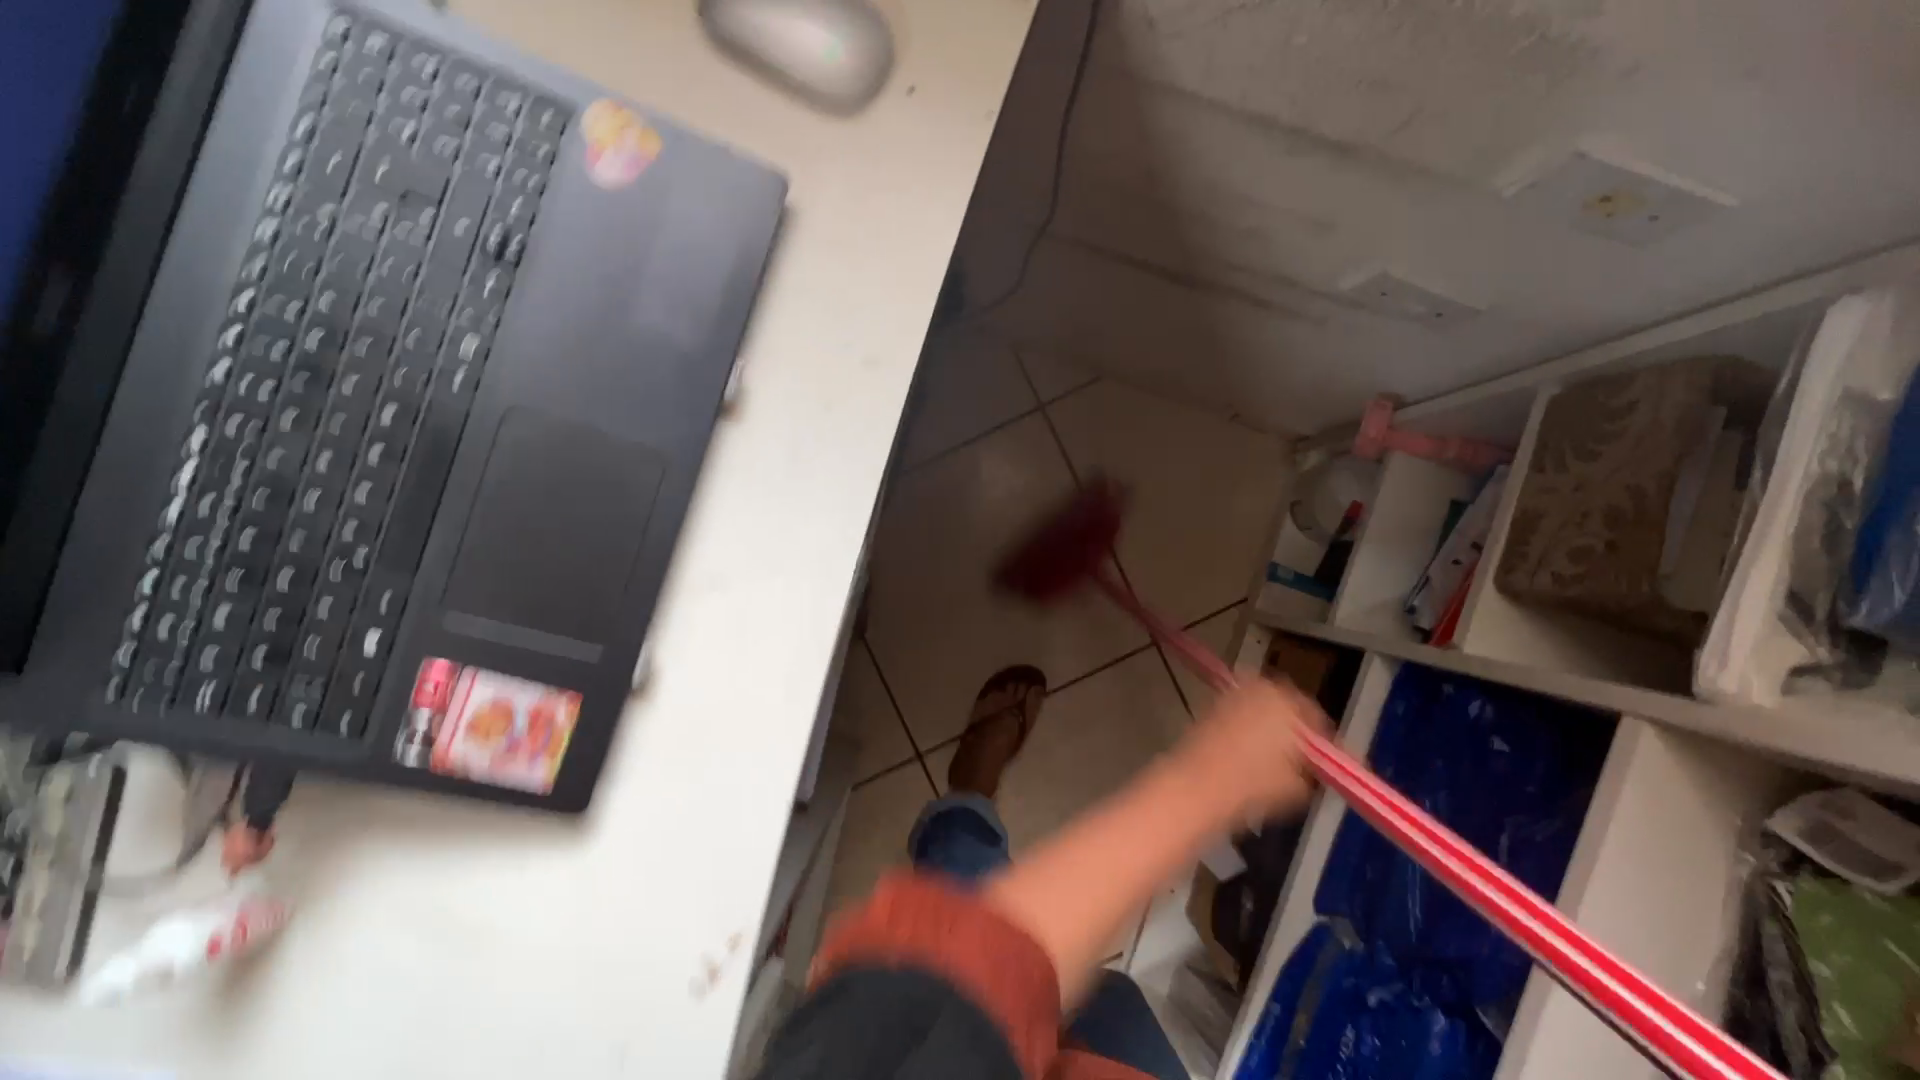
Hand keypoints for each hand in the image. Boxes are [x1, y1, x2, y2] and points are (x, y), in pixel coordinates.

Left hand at [1175, 679, 1326, 821]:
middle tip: (1302, 759)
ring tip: (1275, 759)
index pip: (1317, 717)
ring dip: (1271, 728)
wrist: (1195, 784)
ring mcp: (1232, 694)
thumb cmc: (1253, 783)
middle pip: (1288, 707)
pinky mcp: (1210, 706)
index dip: (1325, 742)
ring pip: (1262, 710)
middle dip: (1296, 730)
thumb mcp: (1299, 785)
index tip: (1330, 762)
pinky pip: (1240, 715)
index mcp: (1287, 700)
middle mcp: (1260, 687)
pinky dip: (1248, 729)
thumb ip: (1313, 771)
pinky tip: (1248, 754)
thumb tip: (1314, 767)